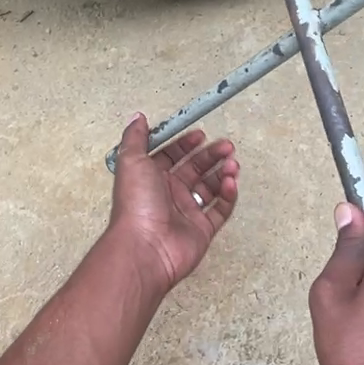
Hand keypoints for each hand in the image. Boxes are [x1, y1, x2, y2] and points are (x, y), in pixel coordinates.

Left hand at [105, 114, 239, 295]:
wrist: (145, 247)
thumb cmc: (136, 205)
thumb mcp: (131, 161)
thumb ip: (135, 137)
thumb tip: (137, 117)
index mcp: (151, 177)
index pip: (172, 155)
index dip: (186, 144)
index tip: (200, 134)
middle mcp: (168, 194)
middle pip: (195, 169)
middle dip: (211, 155)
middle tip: (226, 146)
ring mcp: (186, 212)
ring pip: (210, 188)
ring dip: (222, 173)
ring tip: (232, 163)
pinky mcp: (202, 230)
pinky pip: (220, 210)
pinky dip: (228, 196)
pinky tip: (230, 183)